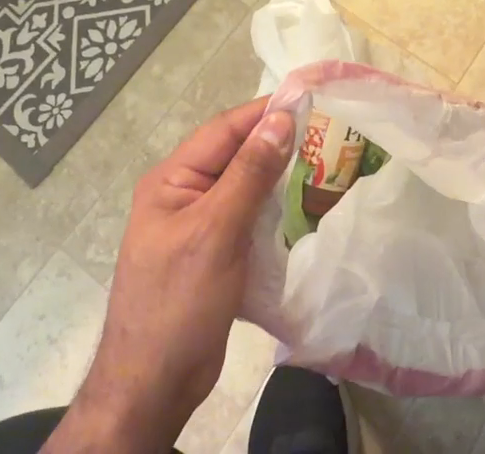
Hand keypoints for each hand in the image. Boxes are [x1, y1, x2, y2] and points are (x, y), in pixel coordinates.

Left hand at [46, 100, 294, 453]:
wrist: (153, 384)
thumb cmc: (178, 302)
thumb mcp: (215, 232)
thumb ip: (248, 174)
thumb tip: (280, 120)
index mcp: (172, 181)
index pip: (224, 131)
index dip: (265, 113)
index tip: (311, 100)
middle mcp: (184, 196)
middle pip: (236, 156)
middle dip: (278, 144)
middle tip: (330, 134)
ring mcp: (200, 227)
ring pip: (246, 188)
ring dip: (281, 178)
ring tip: (328, 165)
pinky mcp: (216, 255)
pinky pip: (249, 219)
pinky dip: (276, 211)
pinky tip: (306, 210)